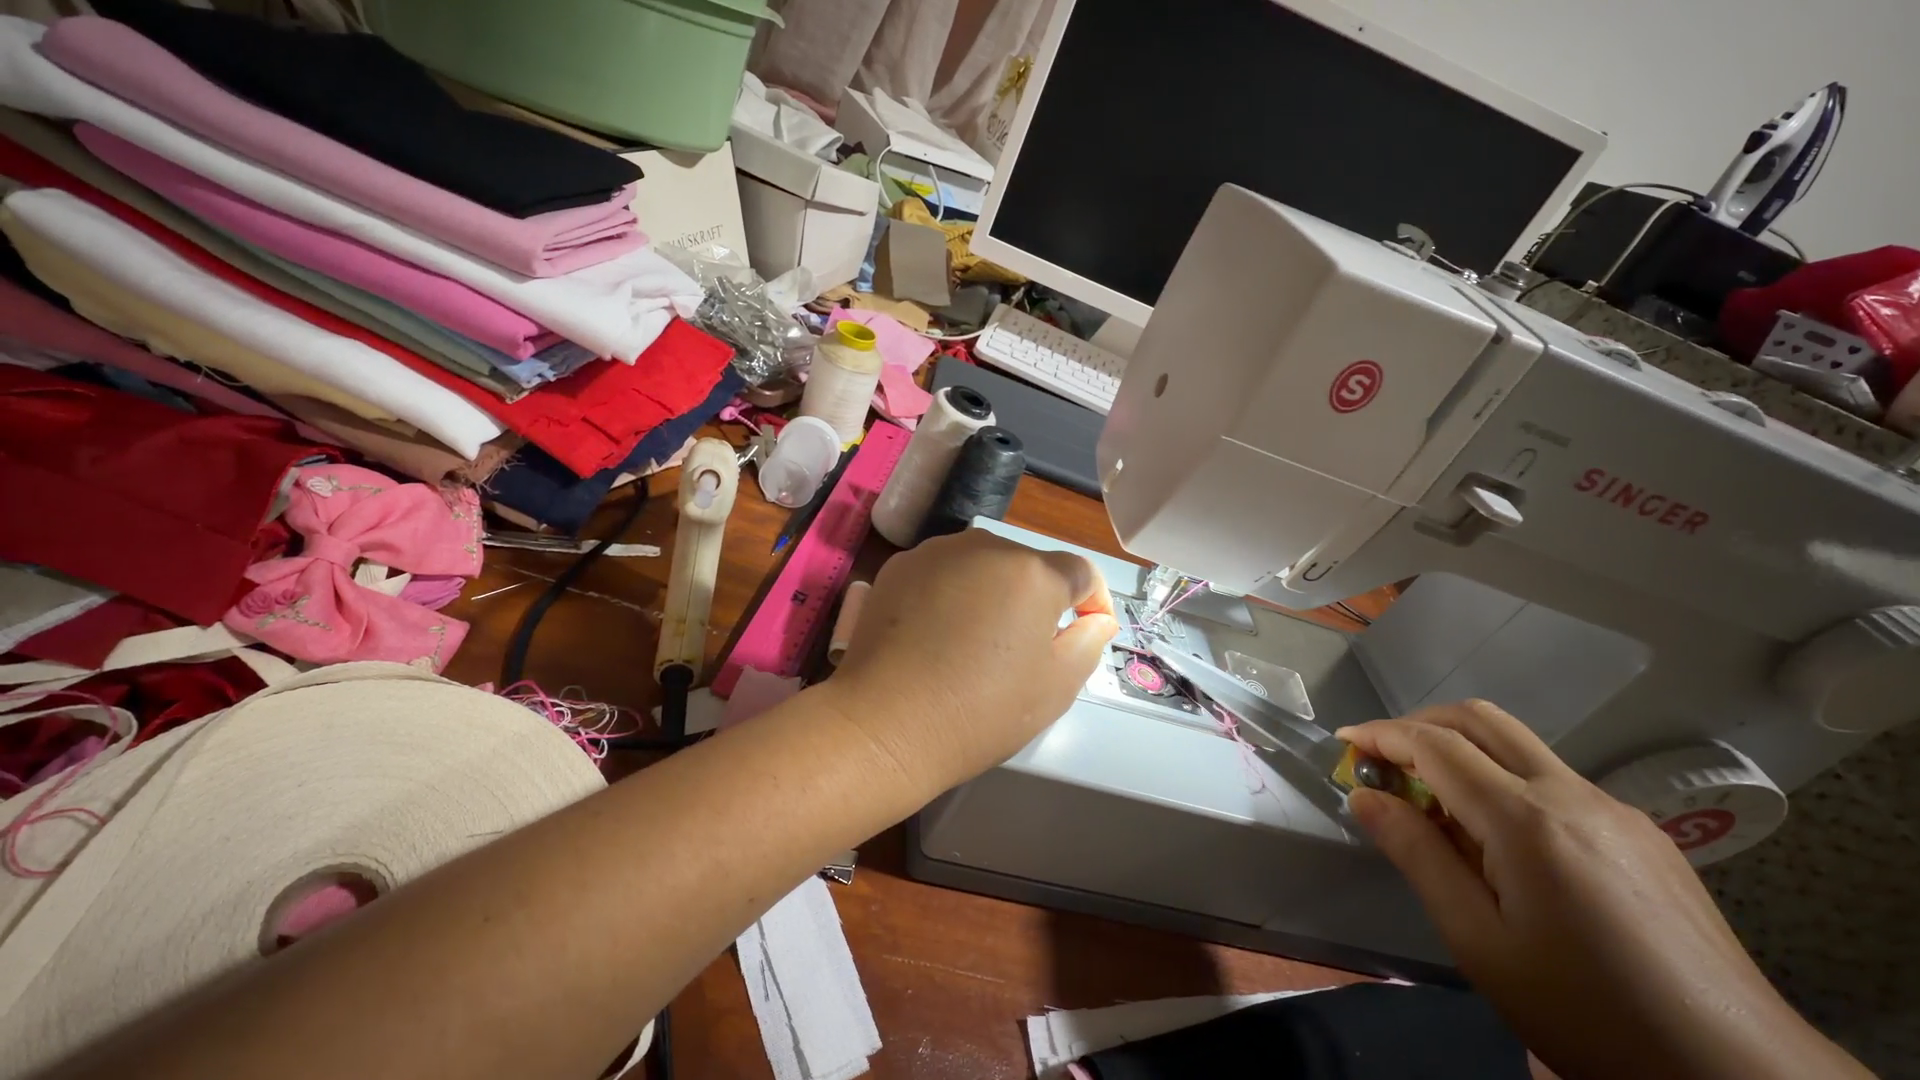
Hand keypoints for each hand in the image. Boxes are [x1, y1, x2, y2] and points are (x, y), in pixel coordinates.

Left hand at [826, 530, 1117, 796]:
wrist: (884, 724)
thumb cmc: (980, 711)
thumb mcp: (1057, 687)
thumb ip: (1089, 642)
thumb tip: (1096, 618)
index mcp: (1033, 572)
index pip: (1080, 572)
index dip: (1092, 600)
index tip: (1087, 629)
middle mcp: (985, 547)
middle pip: (1029, 566)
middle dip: (1038, 598)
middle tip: (1027, 647)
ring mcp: (936, 553)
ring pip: (983, 565)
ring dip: (993, 592)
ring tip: (979, 641)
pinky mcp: (898, 568)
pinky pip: (942, 574)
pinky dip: (951, 595)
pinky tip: (938, 635)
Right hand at [1339, 702, 1871, 1079]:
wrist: (1734, 1069)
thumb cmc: (1582, 1009)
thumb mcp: (1478, 941)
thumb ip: (1418, 856)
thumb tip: (1366, 796)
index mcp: (1528, 820)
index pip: (1437, 746)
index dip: (1382, 735)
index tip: (1343, 743)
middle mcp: (1575, 795)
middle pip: (1483, 721)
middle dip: (1421, 724)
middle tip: (1381, 759)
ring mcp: (1617, 810)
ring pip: (1522, 748)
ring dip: (1464, 753)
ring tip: (1433, 809)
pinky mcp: (1644, 835)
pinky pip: (1557, 784)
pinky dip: (1506, 784)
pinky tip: (1501, 844)